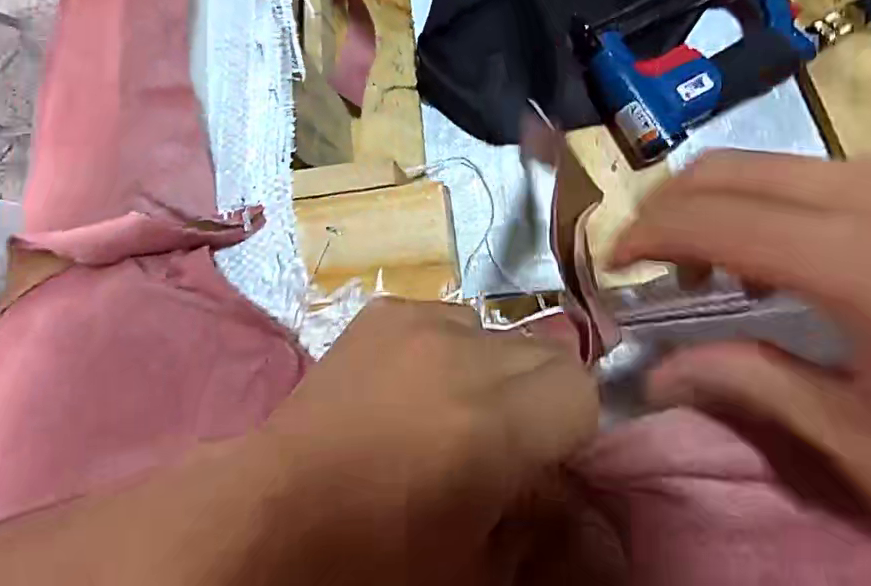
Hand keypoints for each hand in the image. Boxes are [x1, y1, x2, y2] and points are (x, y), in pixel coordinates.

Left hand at [253, 298, 598, 583]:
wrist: (273, 513)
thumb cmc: (376, 557)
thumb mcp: (474, 566)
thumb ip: (545, 525)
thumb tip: (597, 522)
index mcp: (492, 419)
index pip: (578, 385)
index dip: (569, 428)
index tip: (543, 460)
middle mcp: (460, 352)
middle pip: (540, 350)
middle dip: (534, 395)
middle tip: (497, 441)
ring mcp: (416, 320)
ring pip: (492, 329)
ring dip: (487, 367)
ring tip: (448, 410)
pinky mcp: (382, 310)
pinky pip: (441, 315)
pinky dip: (442, 347)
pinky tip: (410, 384)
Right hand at [613, 152, 870, 585]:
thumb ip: (758, 394)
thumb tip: (660, 374)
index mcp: (858, 262)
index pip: (710, 218)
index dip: (646, 233)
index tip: (610, 261)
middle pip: (729, 169)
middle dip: (668, 203)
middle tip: (644, 260)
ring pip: (769, 160)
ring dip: (717, 197)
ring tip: (699, 261)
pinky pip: (815, 169)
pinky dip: (766, 196)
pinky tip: (774, 250)